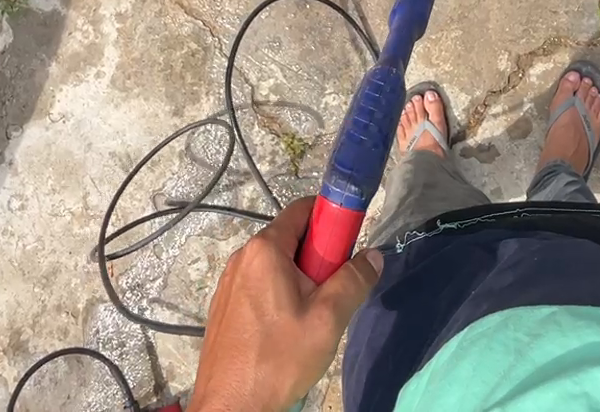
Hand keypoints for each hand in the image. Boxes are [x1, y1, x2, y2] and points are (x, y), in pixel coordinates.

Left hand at [189, 198, 383, 411]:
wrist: (231, 410)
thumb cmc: (277, 360)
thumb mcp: (327, 320)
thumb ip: (354, 282)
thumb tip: (374, 256)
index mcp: (265, 248)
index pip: (303, 209)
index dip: (331, 219)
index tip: (349, 244)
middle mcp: (243, 256)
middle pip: (292, 238)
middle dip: (318, 257)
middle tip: (333, 291)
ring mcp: (230, 281)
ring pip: (277, 265)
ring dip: (301, 280)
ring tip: (312, 318)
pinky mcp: (225, 306)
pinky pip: (261, 286)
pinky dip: (280, 296)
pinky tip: (287, 332)